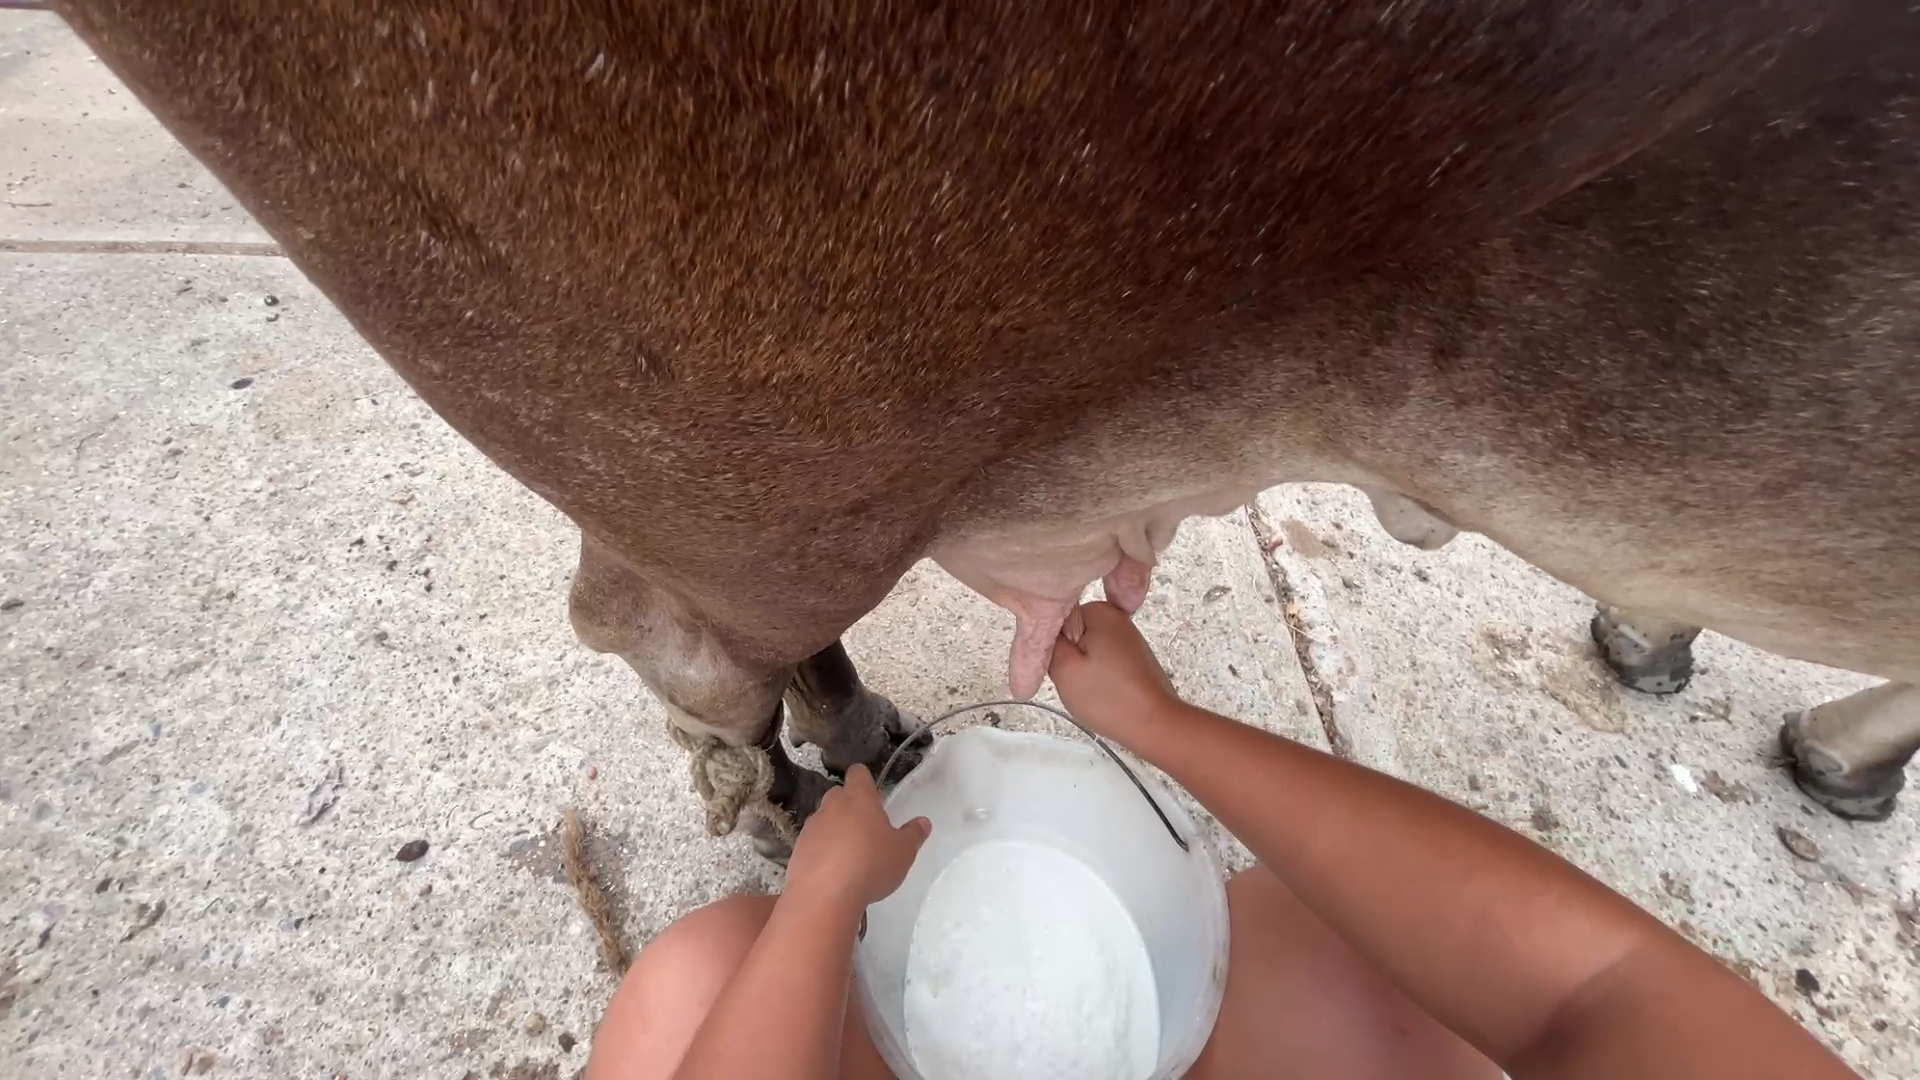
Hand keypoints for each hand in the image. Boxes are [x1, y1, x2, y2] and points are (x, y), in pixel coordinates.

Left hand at [784, 764, 930, 909]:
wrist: (824, 896)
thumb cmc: (870, 865)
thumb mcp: (902, 853)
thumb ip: (913, 835)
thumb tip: (924, 822)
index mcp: (859, 798)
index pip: (858, 773)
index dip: (864, 779)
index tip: (872, 793)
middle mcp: (832, 805)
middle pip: (839, 794)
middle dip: (849, 805)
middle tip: (865, 828)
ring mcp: (812, 827)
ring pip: (824, 818)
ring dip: (834, 829)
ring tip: (848, 854)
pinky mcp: (798, 849)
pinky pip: (812, 842)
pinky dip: (821, 850)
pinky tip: (831, 871)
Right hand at [1049, 601, 1180, 737]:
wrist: (1155, 725)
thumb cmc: (1108, 697)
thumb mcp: (1064, 668)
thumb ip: (1047, 642)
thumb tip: (1044, 625)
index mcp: (1099, 610)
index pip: (1056, 617)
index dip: (1053, 644)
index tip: (1065, 665)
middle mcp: (1116, 616)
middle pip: (1071, 631)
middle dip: (1069, 655)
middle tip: (1076, 679)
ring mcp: (1127, 636)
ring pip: (1085, 647)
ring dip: (1083, 667)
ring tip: (1092, 687)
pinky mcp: (1133, 655)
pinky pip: (1102, 658)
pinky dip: (1099, 674)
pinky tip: (1104, 690)